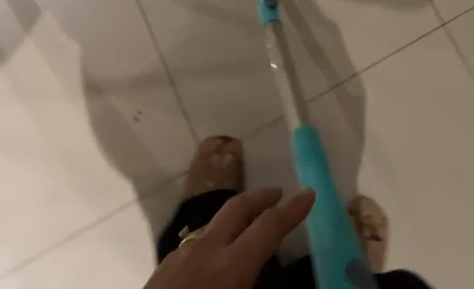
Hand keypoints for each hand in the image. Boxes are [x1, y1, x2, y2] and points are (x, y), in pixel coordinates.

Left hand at [144, 187, 316, 288]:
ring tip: (250, 227)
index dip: (292, 210)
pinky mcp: (164, 267)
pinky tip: (216, 258)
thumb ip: (256, 281)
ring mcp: (182, 255)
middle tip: (279, 195)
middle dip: (261, 197)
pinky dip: (215, 240)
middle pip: (238, 208)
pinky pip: (196, 243)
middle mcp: (206, 250)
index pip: (268, 227)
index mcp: (231, 266)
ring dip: (236, 218)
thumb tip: (264, 267)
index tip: (309, 194)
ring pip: (214, 223)